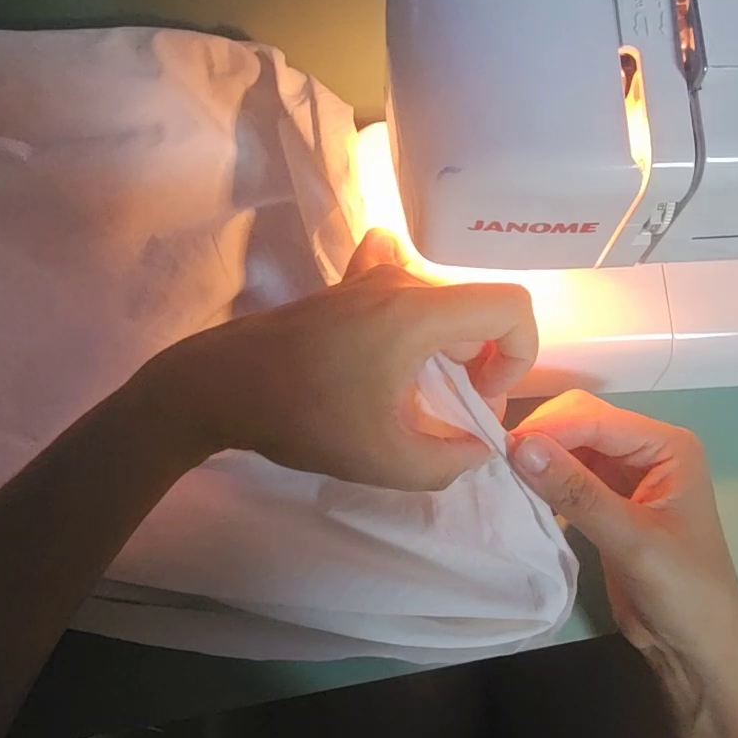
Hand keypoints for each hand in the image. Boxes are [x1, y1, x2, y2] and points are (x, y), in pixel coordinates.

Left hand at [140, 230, 537, 491]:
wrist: (218, 384)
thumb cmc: (303, 417)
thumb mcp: (385, 461)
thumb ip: (450, 462)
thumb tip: (476, 445)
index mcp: (420, 312)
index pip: (512, 306)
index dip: (518, 355)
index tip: (480, 397)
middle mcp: (401, 280)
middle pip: (478, 309)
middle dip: (482, 363)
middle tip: (450, 411)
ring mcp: (369, 276)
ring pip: (443, 303)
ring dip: (449, 346)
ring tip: (418, 390)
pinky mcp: (345, 284)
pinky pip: (400, 277)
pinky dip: (416, 309)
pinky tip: (397, 335)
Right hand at [510, 391, 737, 682]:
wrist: (696, 648)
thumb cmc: (683, 592)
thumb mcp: (630, 541)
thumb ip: (576, 491)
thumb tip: (521, 446)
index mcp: (667, 446)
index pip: (597, 419)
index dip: (550, 428)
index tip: (503, 449)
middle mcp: (646, 450)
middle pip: (582, 421)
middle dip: (543, 435)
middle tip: (500, 459)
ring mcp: (625, 473)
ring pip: (570, 445)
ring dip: (539, 455)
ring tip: (503, 472)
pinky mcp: (606, 498)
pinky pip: (567, 472)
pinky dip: (544, 477)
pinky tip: (522, 489)